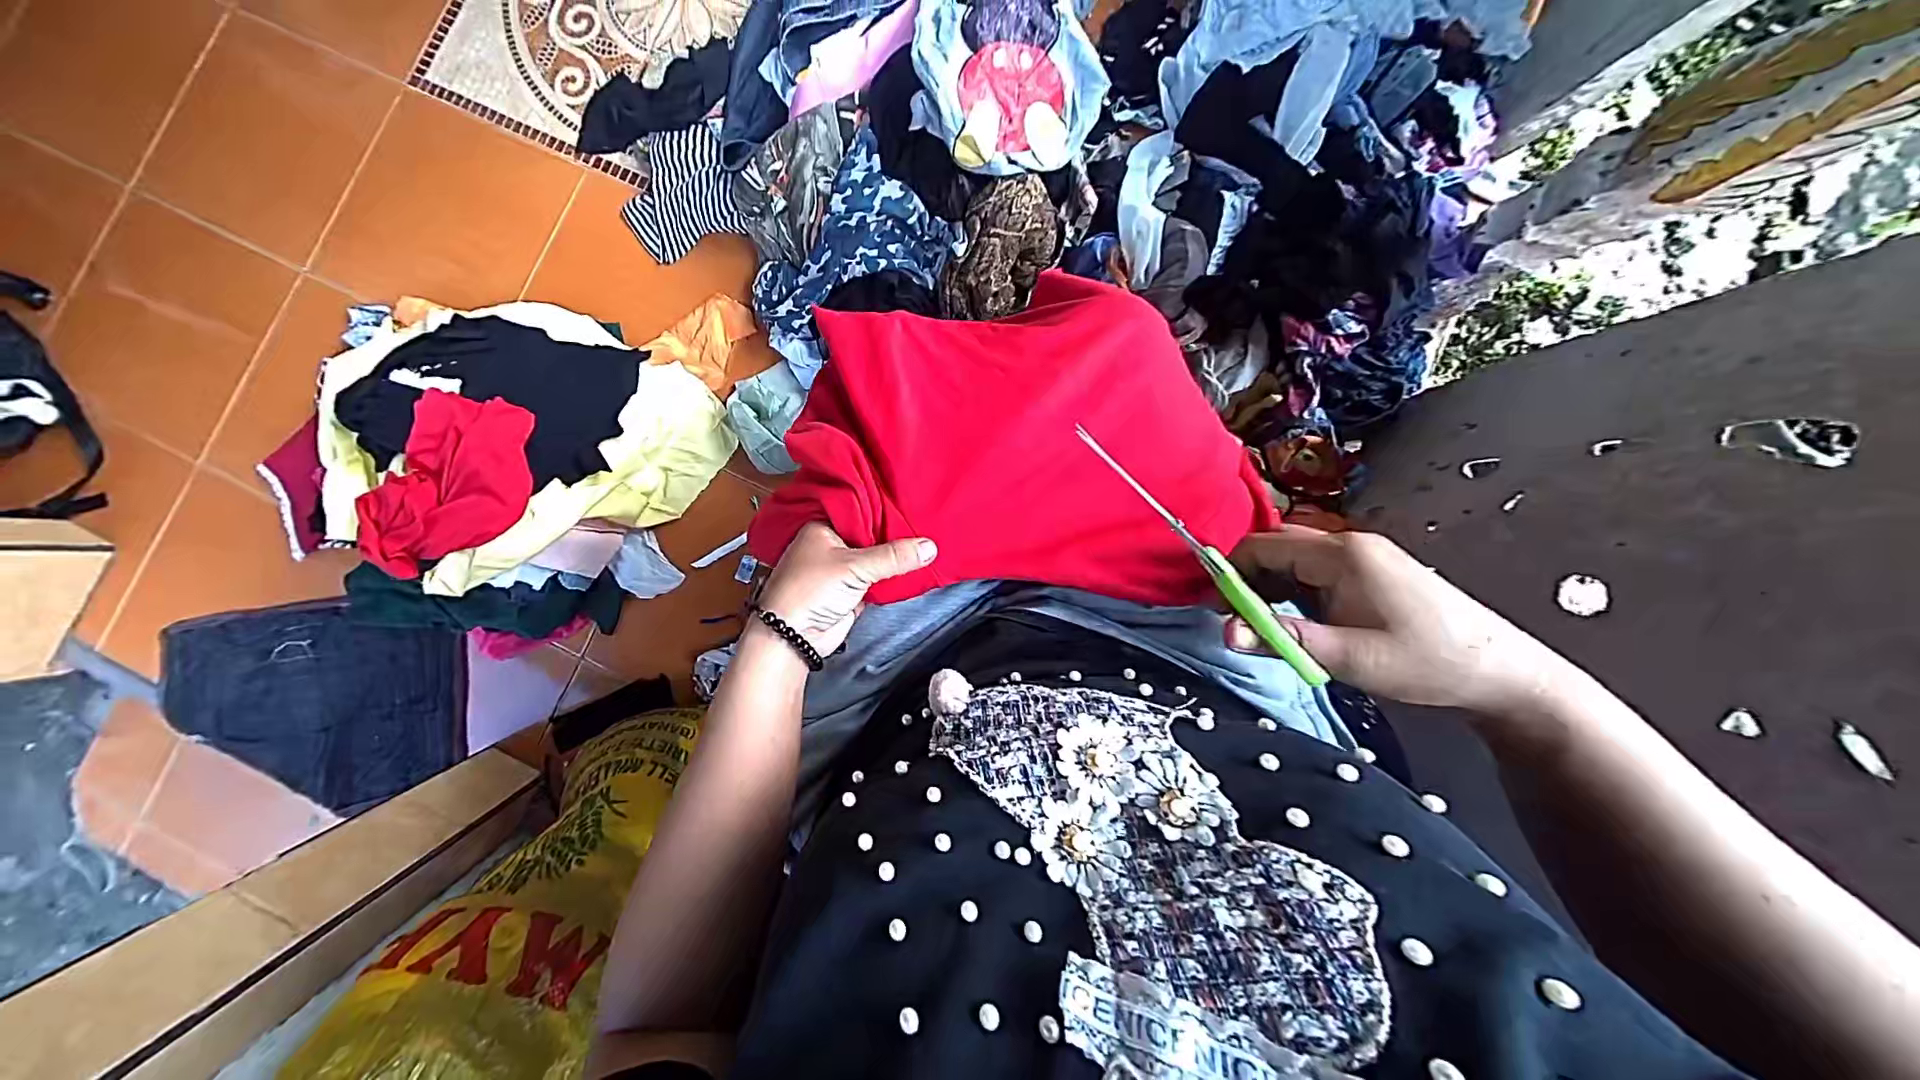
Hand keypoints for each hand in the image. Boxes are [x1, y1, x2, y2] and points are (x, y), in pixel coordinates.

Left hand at [754, 523, 936, 656]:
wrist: (793, 637)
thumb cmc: (806, 592)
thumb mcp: (854, 566)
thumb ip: (893, 556)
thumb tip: (928, 547)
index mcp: (823, 527)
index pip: (862, 511)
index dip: (886, 510)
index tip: (913, 507)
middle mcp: (831, 545)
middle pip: (871, 536)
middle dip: (894, 536)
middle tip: (924, 525)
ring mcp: (841, 569)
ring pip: (875, 559)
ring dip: (894, 558)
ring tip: (924, 546)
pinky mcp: (850, 591)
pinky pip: (877, 579)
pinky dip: (892, 577)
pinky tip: (913, 569)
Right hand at [1225, 527, 1578, 719]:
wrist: (1500, 672)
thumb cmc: (1427, 662)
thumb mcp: (1350, 658)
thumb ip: (1284, 640)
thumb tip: (1225, 632)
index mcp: (1343, 555)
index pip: (1263, 546)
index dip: (1230, 573)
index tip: (1213, 607)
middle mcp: (1349, 545)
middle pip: (1275, 548)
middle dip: (1245, 579)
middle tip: (1234, 619)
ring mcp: (1362, 557)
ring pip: (1292, 560)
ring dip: (1267, 587)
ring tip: (1259, 624)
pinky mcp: (1369, 573)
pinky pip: (1312, 572)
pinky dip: (1291, 592)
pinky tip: (1292, 619)